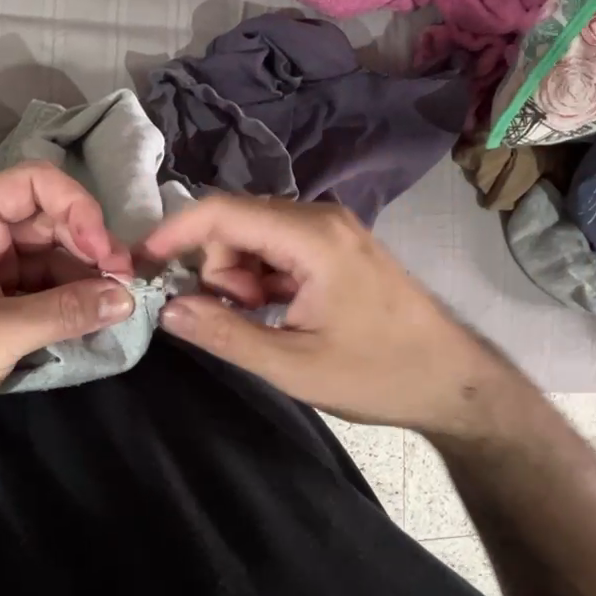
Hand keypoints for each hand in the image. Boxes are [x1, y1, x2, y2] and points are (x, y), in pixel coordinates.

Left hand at [0, 161, 137, 461]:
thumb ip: (64, 312)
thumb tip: (127, 298)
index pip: (36, 184)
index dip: (78, 207)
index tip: (106, 252)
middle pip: (51, 222)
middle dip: (91, 247)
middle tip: (127, 285)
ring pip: (53, 260)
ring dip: (87, 279)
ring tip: (120, 306)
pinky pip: (45, 294)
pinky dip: (73, 304)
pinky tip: (98, 320)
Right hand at [138, 195, 515, 435]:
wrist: (455, 384)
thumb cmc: (379, 374)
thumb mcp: (293, 365)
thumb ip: (224, 335)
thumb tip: (166, 310)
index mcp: (312, 237)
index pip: (223, 212)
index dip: (174, 232)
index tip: (141, 263)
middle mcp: (320, 218)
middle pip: (234, 223)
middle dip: (216, 268)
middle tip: (238, 316)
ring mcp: (330, 230)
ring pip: (252, 236)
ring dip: (239, 277)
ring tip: (266, 321)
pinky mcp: (334, 246)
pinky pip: (275, 248)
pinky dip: (261, 278)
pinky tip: (278, 312)